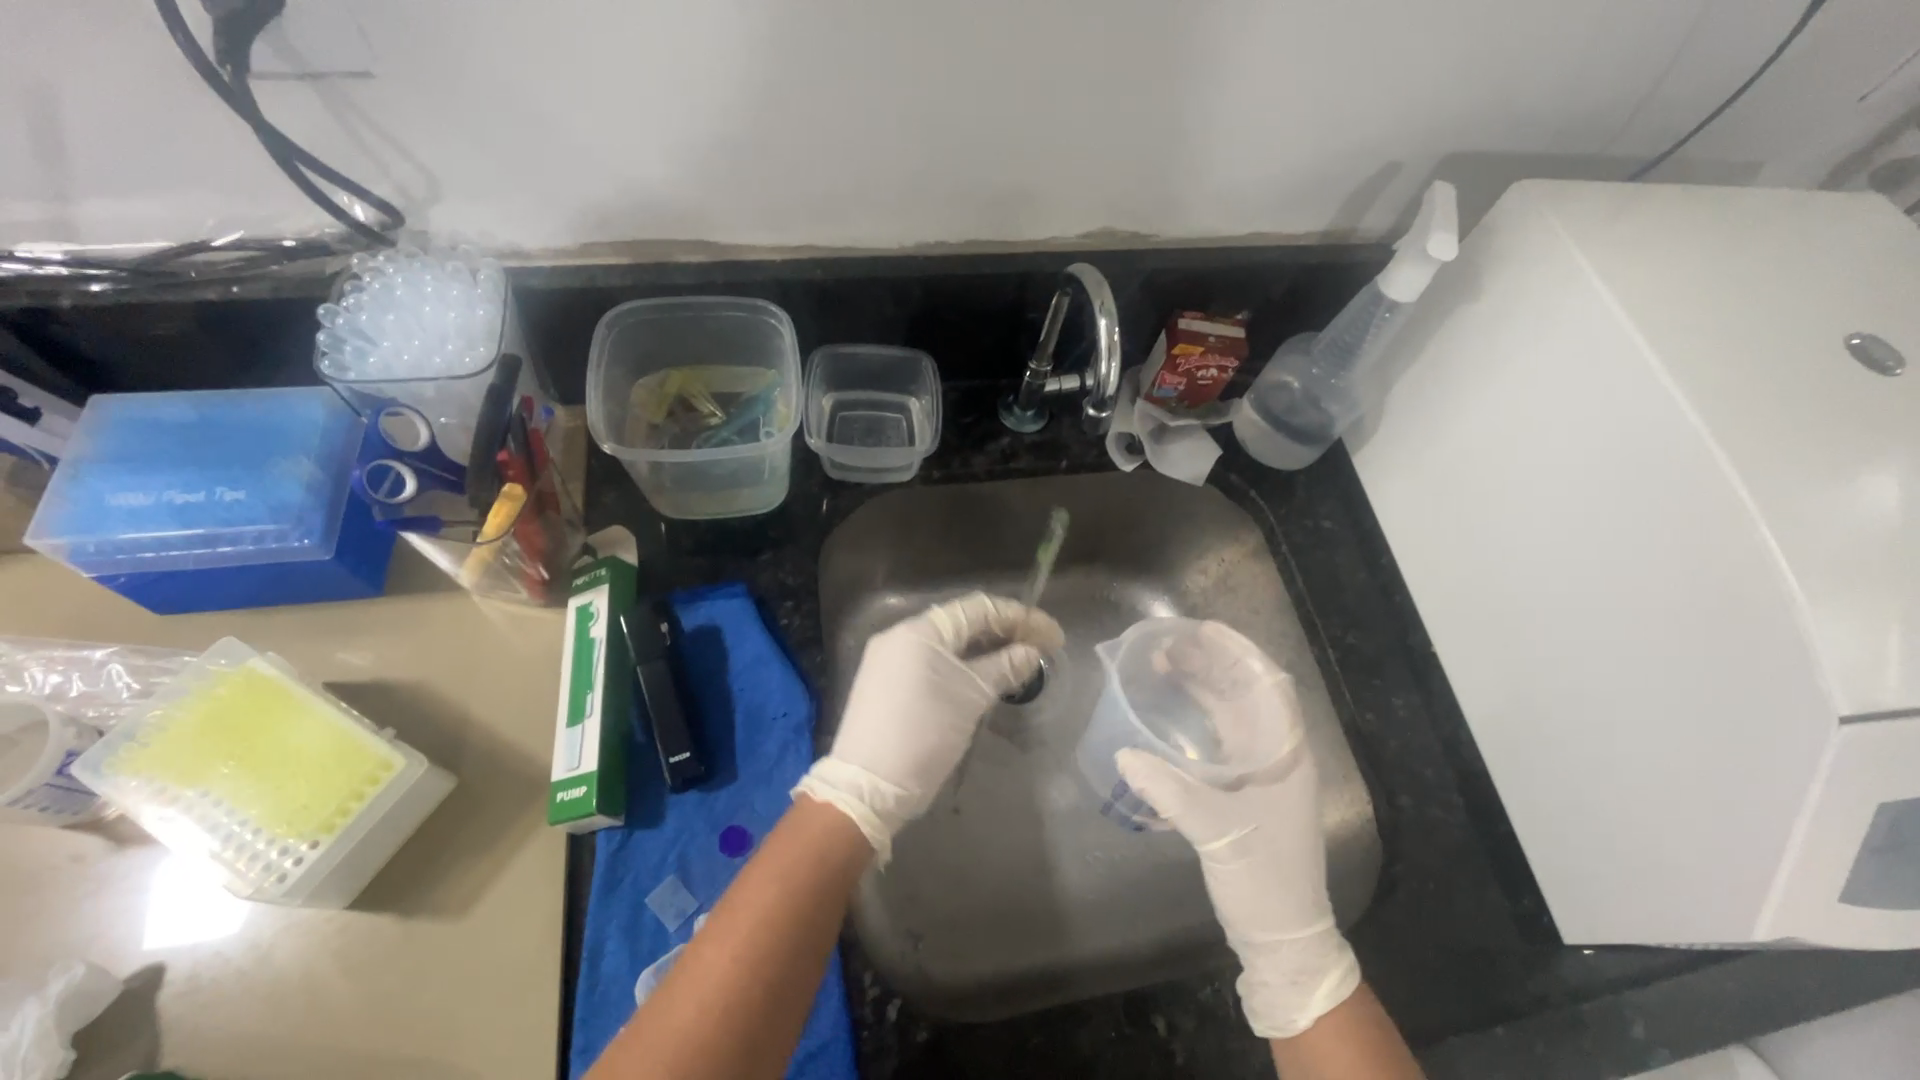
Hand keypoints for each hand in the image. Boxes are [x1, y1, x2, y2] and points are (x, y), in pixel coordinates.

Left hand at [796, 592, 1063, 862]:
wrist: (869, 785)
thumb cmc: (924, 734)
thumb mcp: (972, 698)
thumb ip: (1005, 667)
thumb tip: (1031, 652)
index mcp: (920, 630)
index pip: (978, 608)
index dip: (1020, 617)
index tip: (1053, 636)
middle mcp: (900, 636)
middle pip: (961, 623)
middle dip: (1004, 633)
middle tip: (1040, 650)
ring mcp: (889, 661)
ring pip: (946, 645)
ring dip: (984, 651)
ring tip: (1018, 664)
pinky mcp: (885, 684)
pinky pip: (931, 663)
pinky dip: (961, 666)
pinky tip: (984, 680)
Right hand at [1115, 622, 1359, 1038]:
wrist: (1284, 938)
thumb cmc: (1264, 879)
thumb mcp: (1218, 832)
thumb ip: (1170, 790)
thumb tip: (1124, 753)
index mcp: (1286, 756)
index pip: (1269, 685)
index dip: (1239, 651)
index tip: (1202, 629)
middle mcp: (1278, 759)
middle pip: (1247, 697)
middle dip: (1211, 666)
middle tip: (1166, 649)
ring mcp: (1264, 779)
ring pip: (1232, 720)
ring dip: (1202, 693)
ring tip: (1163, 673)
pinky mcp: (1247, 799)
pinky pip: (1220, 746)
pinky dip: (1196, 727)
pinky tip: (1166, 727)